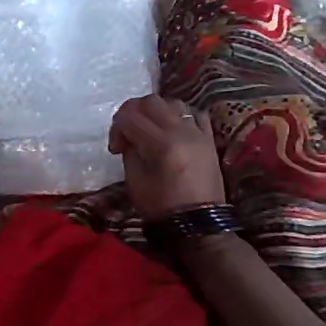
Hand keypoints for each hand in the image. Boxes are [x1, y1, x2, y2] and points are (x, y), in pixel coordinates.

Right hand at [109, 95, 225, 218]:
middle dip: (133, 112)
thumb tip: (128, 135)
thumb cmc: (161, 207)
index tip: (116, 146)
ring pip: (173, 102)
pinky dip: (180, 115)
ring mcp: (198, 133)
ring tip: (150, 128)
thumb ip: (130, 150)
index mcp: (160, 145)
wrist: (198, 224)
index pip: (130, 117)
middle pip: (151, 101)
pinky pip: (195, 113)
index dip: (116, 128)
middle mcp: (181, 132)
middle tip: (128, 131)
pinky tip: (173, 129)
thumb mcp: (135, 180)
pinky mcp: (209, 139)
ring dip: (157, 110)